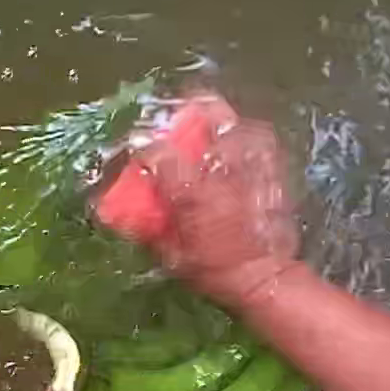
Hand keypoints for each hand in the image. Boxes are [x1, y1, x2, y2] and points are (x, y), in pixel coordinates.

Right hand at [96, 93, 302, 304]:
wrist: (264, 279)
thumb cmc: (212, 270)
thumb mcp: (169, 253)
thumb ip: (146, 226)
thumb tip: (115, 213)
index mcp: (191, 191)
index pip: (159, 152)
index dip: (142, 146)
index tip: (136, 150)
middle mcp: (222, 170)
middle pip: (208, 116)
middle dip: (187, 111)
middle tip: (175, 118)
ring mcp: (252, 168)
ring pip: (237, 123)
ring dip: (219, 119)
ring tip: (207, 122)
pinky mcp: (274, 174)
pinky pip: (261, 140)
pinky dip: (245, 136)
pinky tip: (235, 143)